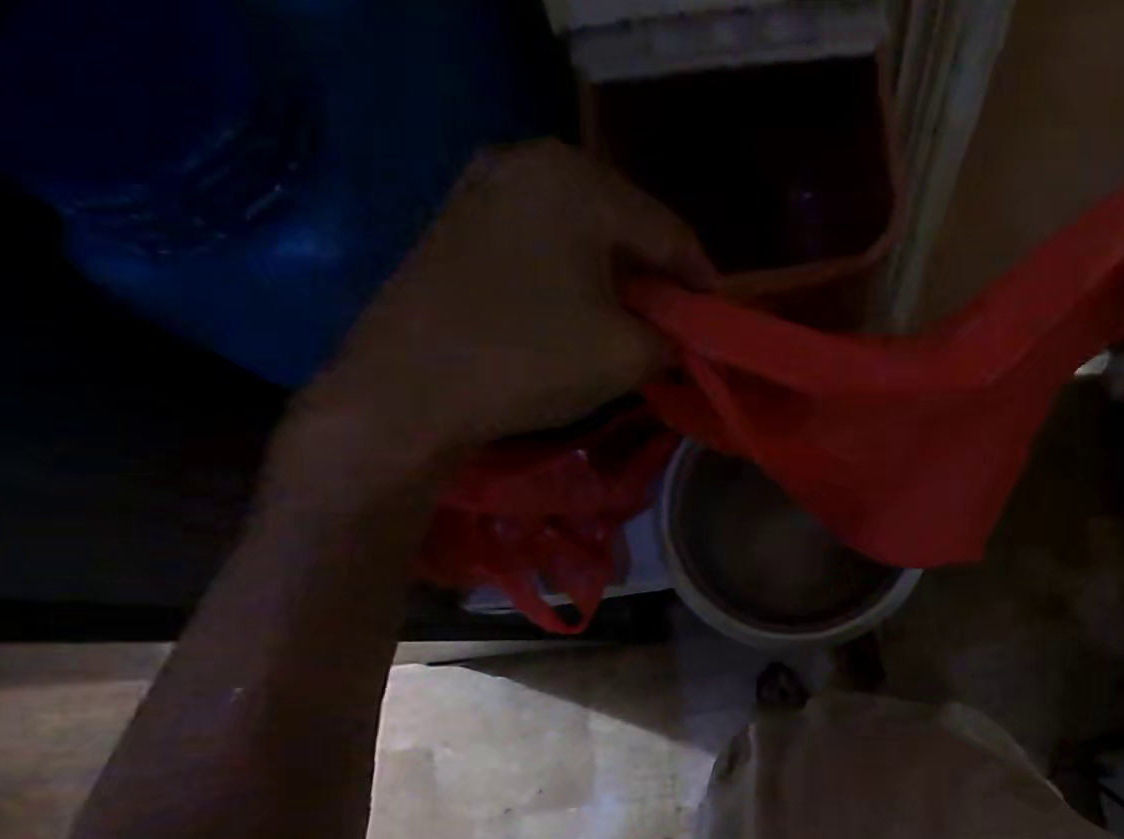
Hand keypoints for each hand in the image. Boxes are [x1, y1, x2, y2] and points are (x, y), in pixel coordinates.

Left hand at [270, 140, 713, 500]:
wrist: (405, 391)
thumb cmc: (528, 360)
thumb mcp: (626, 355)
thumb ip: (673, 338)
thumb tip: (679, 338)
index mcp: (577, 180)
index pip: (669, 231)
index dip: (702, 280)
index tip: (718, 320)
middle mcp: (527, 162)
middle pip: (623, 223)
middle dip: (655, 276)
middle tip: (674, 323)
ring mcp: (483, 187)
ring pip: (578, 232)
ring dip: (612, 275)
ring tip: (628, 321)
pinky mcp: (455, 222)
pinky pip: (537, 242)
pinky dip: (568, 274)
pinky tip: (574, 312)